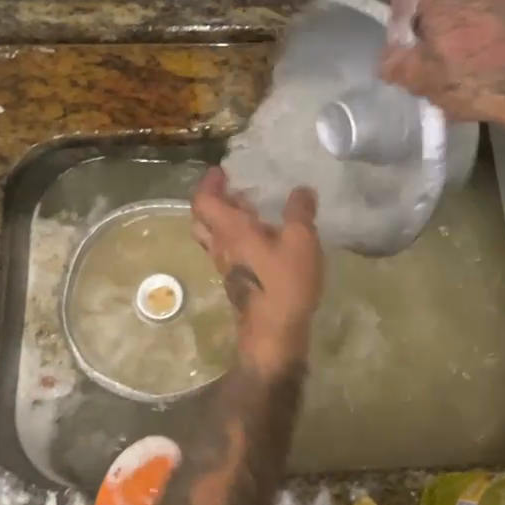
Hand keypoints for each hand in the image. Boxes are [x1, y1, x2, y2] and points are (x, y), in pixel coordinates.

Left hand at [190, 168, 324, 371]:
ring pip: (212, 237)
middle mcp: (221, 247)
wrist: (275, 333)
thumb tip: (301, 190)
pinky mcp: (236, 282)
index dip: (209, 183)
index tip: (222, 171)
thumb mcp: (301, 241)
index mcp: (231, 231)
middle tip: (233, 190)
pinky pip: (226, 252)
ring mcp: (226, 267)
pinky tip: (262, 238)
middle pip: (202, 219)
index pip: (204, 201)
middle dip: (213, 201)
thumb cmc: (284, 282)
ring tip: (249, 210)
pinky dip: (235, 238)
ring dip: (223, 220)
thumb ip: (300, 212)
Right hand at [381, 0, 504, 125]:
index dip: (401, 17)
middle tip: (431, 56)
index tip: (405, 43)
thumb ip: (394, 63)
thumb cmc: (473, 80)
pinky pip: (494, 15)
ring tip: (462, 62)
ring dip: (461, 26)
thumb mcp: (421, 79)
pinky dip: (486, 31)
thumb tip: (386, 58)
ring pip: (469, 4)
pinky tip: (487, 60)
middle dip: (432, 21)